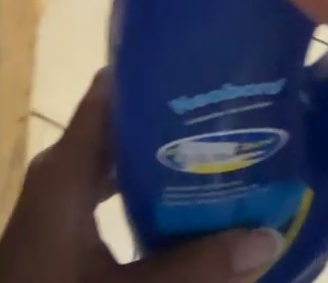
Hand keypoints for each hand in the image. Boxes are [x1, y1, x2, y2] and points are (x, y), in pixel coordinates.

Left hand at [0, 71, 285, 282]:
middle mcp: (62, 170)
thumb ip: (194, 269)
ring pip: (115, 160)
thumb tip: (268, 237)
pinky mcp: (61, 226)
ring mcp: (59, 198)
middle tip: (228, 113)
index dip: (152, 73)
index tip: (202, 65)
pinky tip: (183, 202)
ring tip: (219, 150)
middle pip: (120, 125)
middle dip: (172, 120)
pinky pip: (107, 188)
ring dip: (161, 156)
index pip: (109, 92)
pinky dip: (144, 189)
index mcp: (67, 168)